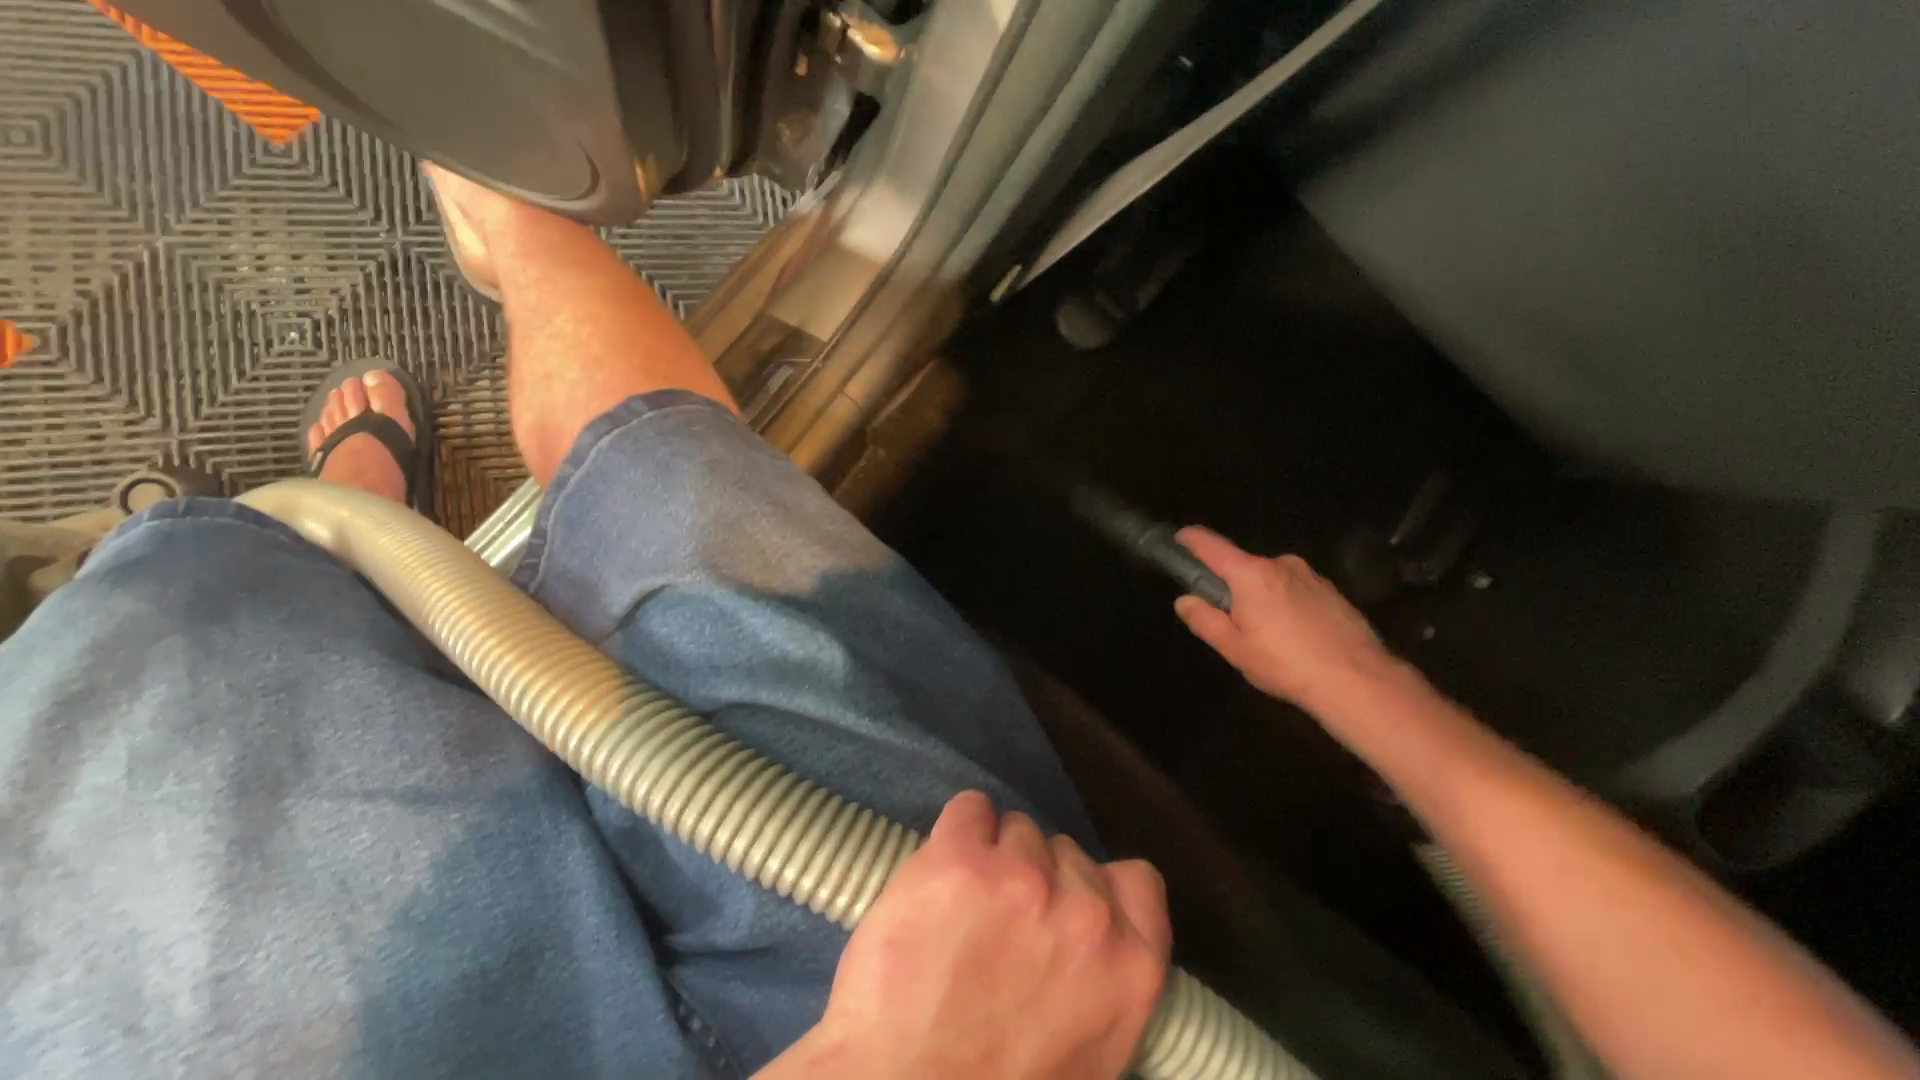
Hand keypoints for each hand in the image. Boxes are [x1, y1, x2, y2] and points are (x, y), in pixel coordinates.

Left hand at [765, 791, 1170, 1079]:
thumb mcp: (1090, 1050)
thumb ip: (1105, 977)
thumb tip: (1094, 930)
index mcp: (1130, 965)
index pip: (1137, 881)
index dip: (1097, 886)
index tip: (1065, 903)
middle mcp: (1086, 912)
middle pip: (1064, 852)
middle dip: (1035, 879)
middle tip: (997, 923)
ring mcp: (1021, 878)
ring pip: (1016, 830)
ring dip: (993, 856)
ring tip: (959, 907)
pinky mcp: (960, 859)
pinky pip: (970, 809)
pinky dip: (959, 829)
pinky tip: (941, 867)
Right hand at [1173, 526, 1397, 710]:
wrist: (1356, 679)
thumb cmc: (1285, 663)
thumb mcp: (1234, 648)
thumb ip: (1205, 620)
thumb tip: (1185, 600)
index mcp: (1251, 574)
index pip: (1212, 546)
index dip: (1190, 540)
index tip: (1179, 538)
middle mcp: (1281, 564)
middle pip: (1244, 568)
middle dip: (1233, 588)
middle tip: (1231, 623)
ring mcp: (1311, 576)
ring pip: (1272, 581)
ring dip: (1263, 599)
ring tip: (1269, 638)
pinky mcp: (1332, 591)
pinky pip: (1297, 591)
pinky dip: (1288, 607)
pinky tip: (1296, 638)